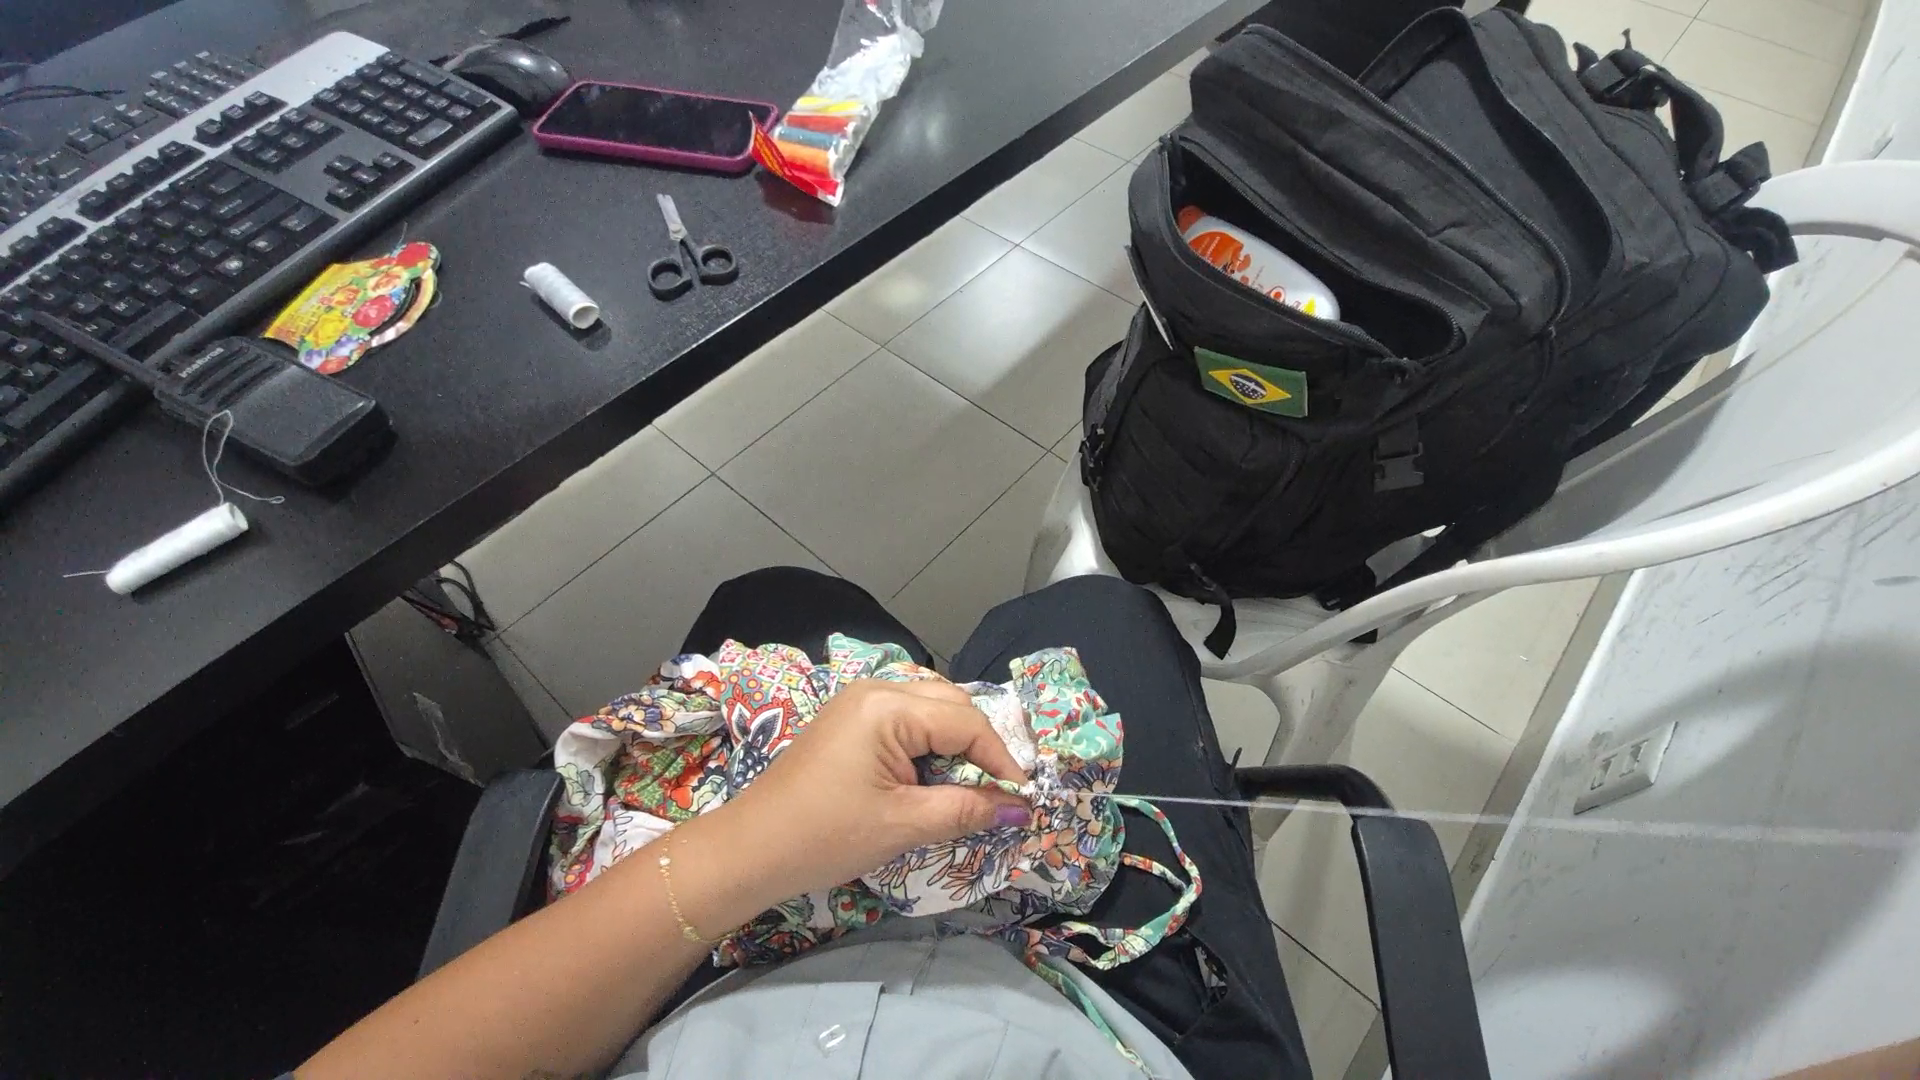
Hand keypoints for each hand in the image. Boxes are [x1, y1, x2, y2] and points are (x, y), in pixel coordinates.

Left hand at [717, 678, 1032, 902]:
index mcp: (888, 706)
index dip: (1001, 759)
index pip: (966, 722)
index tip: (1023, 797)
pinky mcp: (850, 718)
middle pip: (951, 703)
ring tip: (968, 785)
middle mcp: (876, 688)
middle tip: (998, 790)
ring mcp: (859, 700)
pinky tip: (932, 775)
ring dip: (956, 742)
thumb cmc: (826, 835)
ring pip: (931, 707)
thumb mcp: (904, 824)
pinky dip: (929, 742)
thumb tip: (1020, 808)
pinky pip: (906, 717)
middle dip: (980, 745)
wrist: (752, 849)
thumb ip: (967, 810)